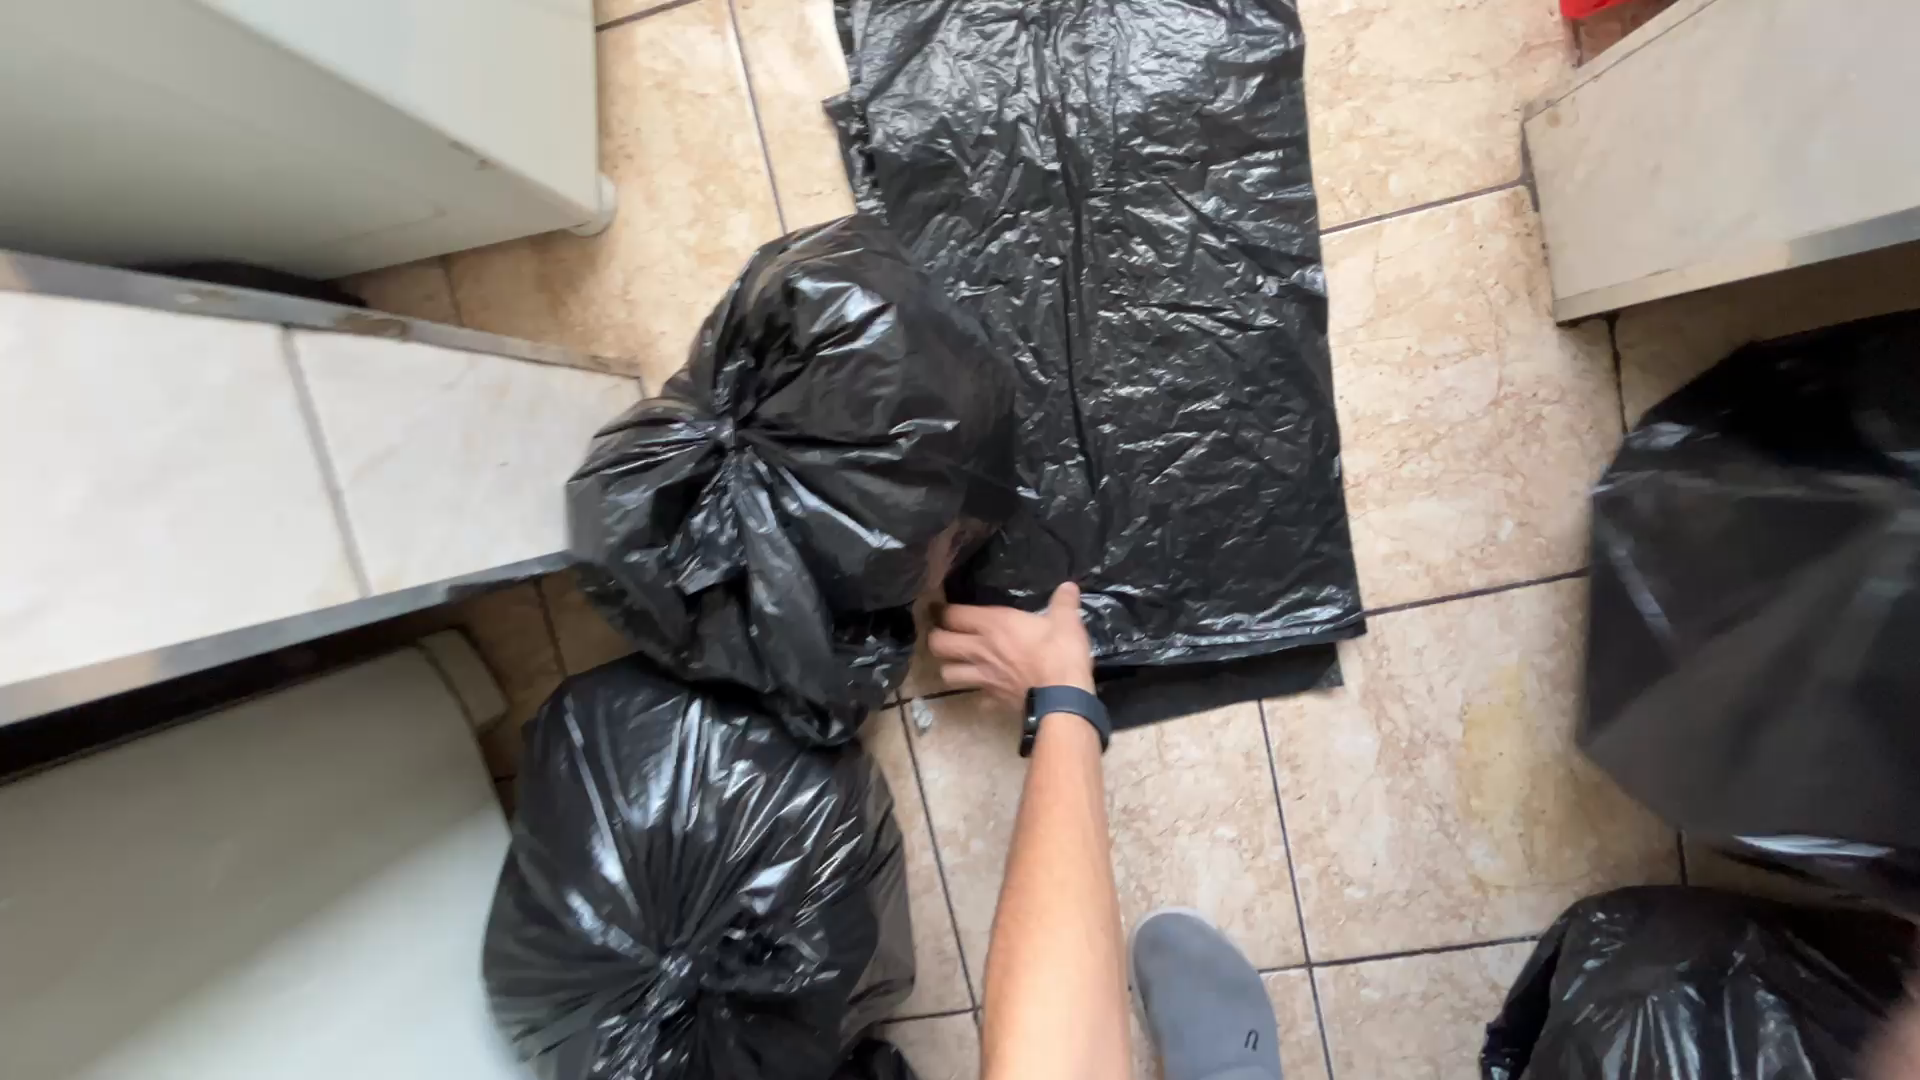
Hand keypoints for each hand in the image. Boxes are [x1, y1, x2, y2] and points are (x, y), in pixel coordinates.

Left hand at [929, 582, 1093, 705]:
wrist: (1062, 699)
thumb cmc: (1060, 654)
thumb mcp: (1067, 621)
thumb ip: (1064, 602)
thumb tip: (1069, 586)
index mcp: (993, 625)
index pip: (952, 614)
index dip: (943, 611)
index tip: (941, 608)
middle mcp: (980, 649)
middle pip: (939, 644)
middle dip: (937, 639)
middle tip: (945, 635)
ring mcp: (983, 677)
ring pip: (948, 674)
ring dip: (949, 668)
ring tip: (958, 663)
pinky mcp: (993, 699)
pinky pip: (976, 697)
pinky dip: (977, 694)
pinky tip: (985, 691)